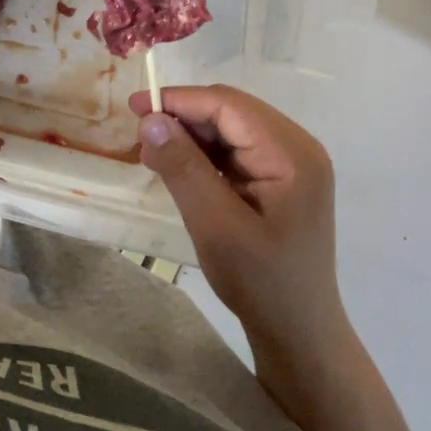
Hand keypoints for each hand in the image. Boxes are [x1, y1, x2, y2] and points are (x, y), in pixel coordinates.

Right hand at [131, 86, 348, 354]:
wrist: (298, 330)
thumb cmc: (260, 279)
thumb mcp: (214, 223)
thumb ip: (183, 167)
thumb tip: (150, 119)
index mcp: (291, 155)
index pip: (229, 106)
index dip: (179, 100)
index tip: (133, 108)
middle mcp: (297, 150)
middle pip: (231, 111)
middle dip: (183, 116)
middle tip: (140, 136)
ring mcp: (291, 165)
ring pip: (230, 128)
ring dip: (190, 135)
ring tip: (153, 156)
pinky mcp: (280, 181)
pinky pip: (235, 150)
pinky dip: (203, 153)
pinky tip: (178, 169)